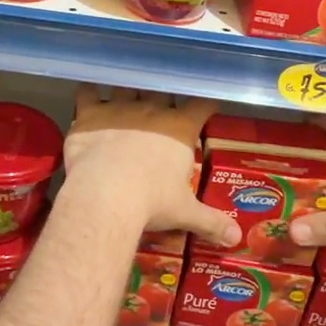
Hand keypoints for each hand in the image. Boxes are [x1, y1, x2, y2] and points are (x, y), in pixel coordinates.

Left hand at [62, 86, 238, 246]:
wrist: (106, 195)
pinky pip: (88, 92)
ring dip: (129, 91)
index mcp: (180, 128)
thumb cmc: (152, 202)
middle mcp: (152, 110)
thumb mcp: (186, 213)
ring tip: (127, 98)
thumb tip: (236, 238)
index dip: (205, 103)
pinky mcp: (90, 114)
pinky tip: (88, 93)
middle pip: (163, 92)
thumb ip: (212, 222)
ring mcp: (120, 107)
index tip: (207, 106)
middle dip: (163, 98)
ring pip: (128, 87)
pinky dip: (89, 92)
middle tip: (161, 110)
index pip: (202, 105)